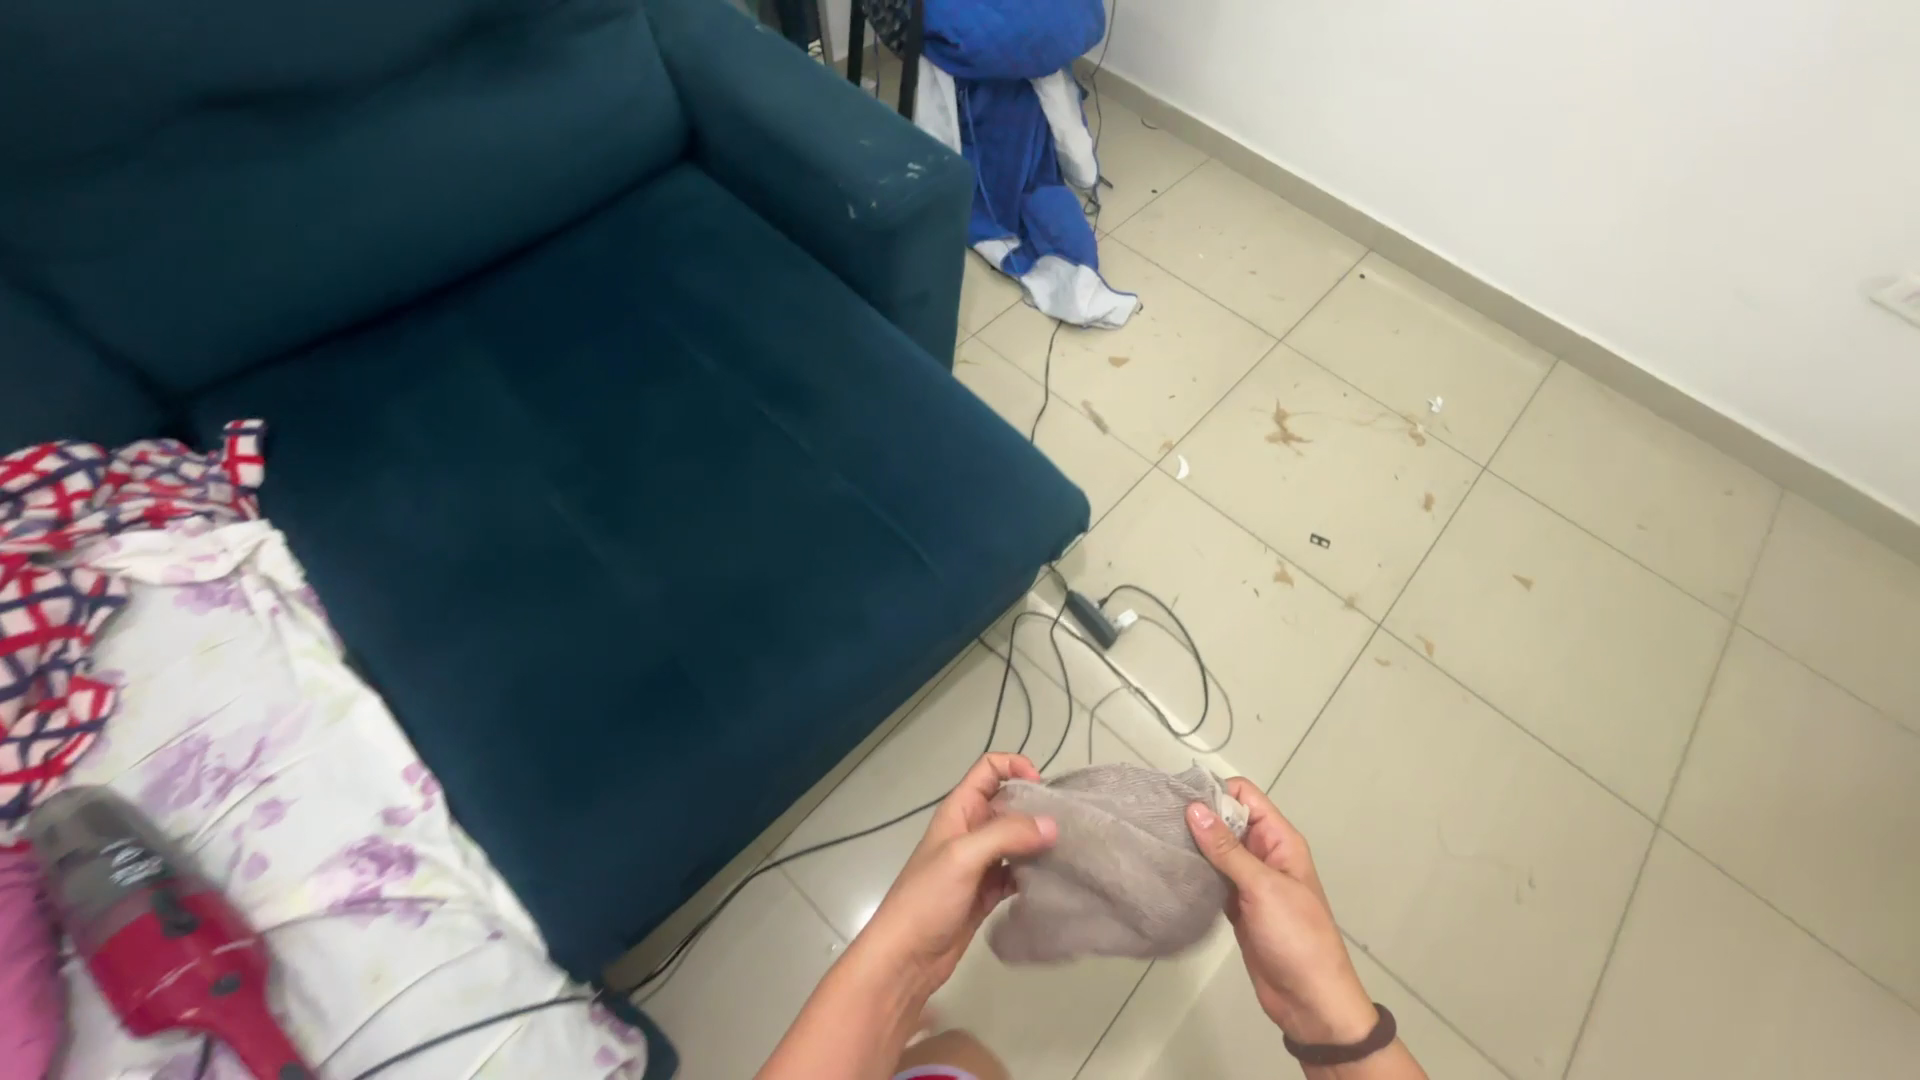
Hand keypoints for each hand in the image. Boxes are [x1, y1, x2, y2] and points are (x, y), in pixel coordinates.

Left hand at [849, 753, 1058, 1001]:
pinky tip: (1054, 881)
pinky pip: (1017, 873)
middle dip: (1037, 808)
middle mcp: (971, 830)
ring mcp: (980, 863)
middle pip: (1009, 803)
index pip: (989, 769)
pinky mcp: (988, 892)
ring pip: (1017, 840)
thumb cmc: (927, 898)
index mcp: (959, 810)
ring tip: (1070, 852)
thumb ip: (1006, 835)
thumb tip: (1052, 825)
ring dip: (1040, 843)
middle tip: (1069, 824)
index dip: (1015, 767)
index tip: (1043, 788)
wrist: (905, 958)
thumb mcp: (963, 856)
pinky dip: (1035, 874)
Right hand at [1186, 778, 1375, 1044]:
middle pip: (1227, 819)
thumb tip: (1194, 808)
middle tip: (1160, 818)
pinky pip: (1212, 875)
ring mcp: (1249, 880)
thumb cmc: (1297, 938)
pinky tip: (1171, 867)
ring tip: (1159, 839)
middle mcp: (1263, 854)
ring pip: (1216, 847)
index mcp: (1279, 841)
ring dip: (1193, 843)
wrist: (1310, 1002)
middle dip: (1198, 816)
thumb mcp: (1263, 887)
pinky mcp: (1235, 903)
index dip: (1215, 792)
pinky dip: (1195, 870)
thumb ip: (1227, 848)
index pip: (1245, 796)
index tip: (1181, 799)